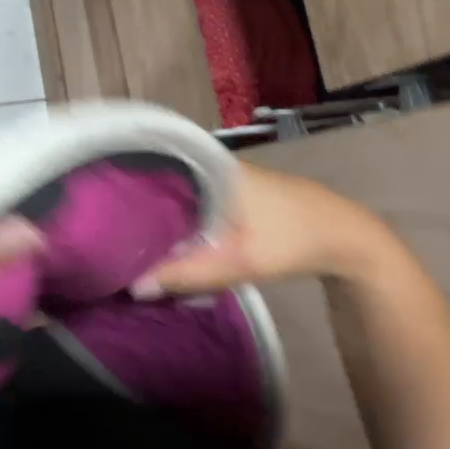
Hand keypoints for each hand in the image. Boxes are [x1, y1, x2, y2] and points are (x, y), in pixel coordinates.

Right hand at [130, 164, 392, 297]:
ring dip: (157, 215)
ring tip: (128, 238)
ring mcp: (219, 174)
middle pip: (159, 183)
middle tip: (109, 234)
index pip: (148, 169)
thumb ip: (186, 274)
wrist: (349, 238)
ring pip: (175, 193)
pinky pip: (190, 200)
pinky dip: (177, 217)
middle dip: (136, 208)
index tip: (100, 216)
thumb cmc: (293, 240)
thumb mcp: (239, 261)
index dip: (123, 192)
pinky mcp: (229, 189)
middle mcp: (207, 163)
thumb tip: (132, 286)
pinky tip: (165, 238)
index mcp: (206, 165)